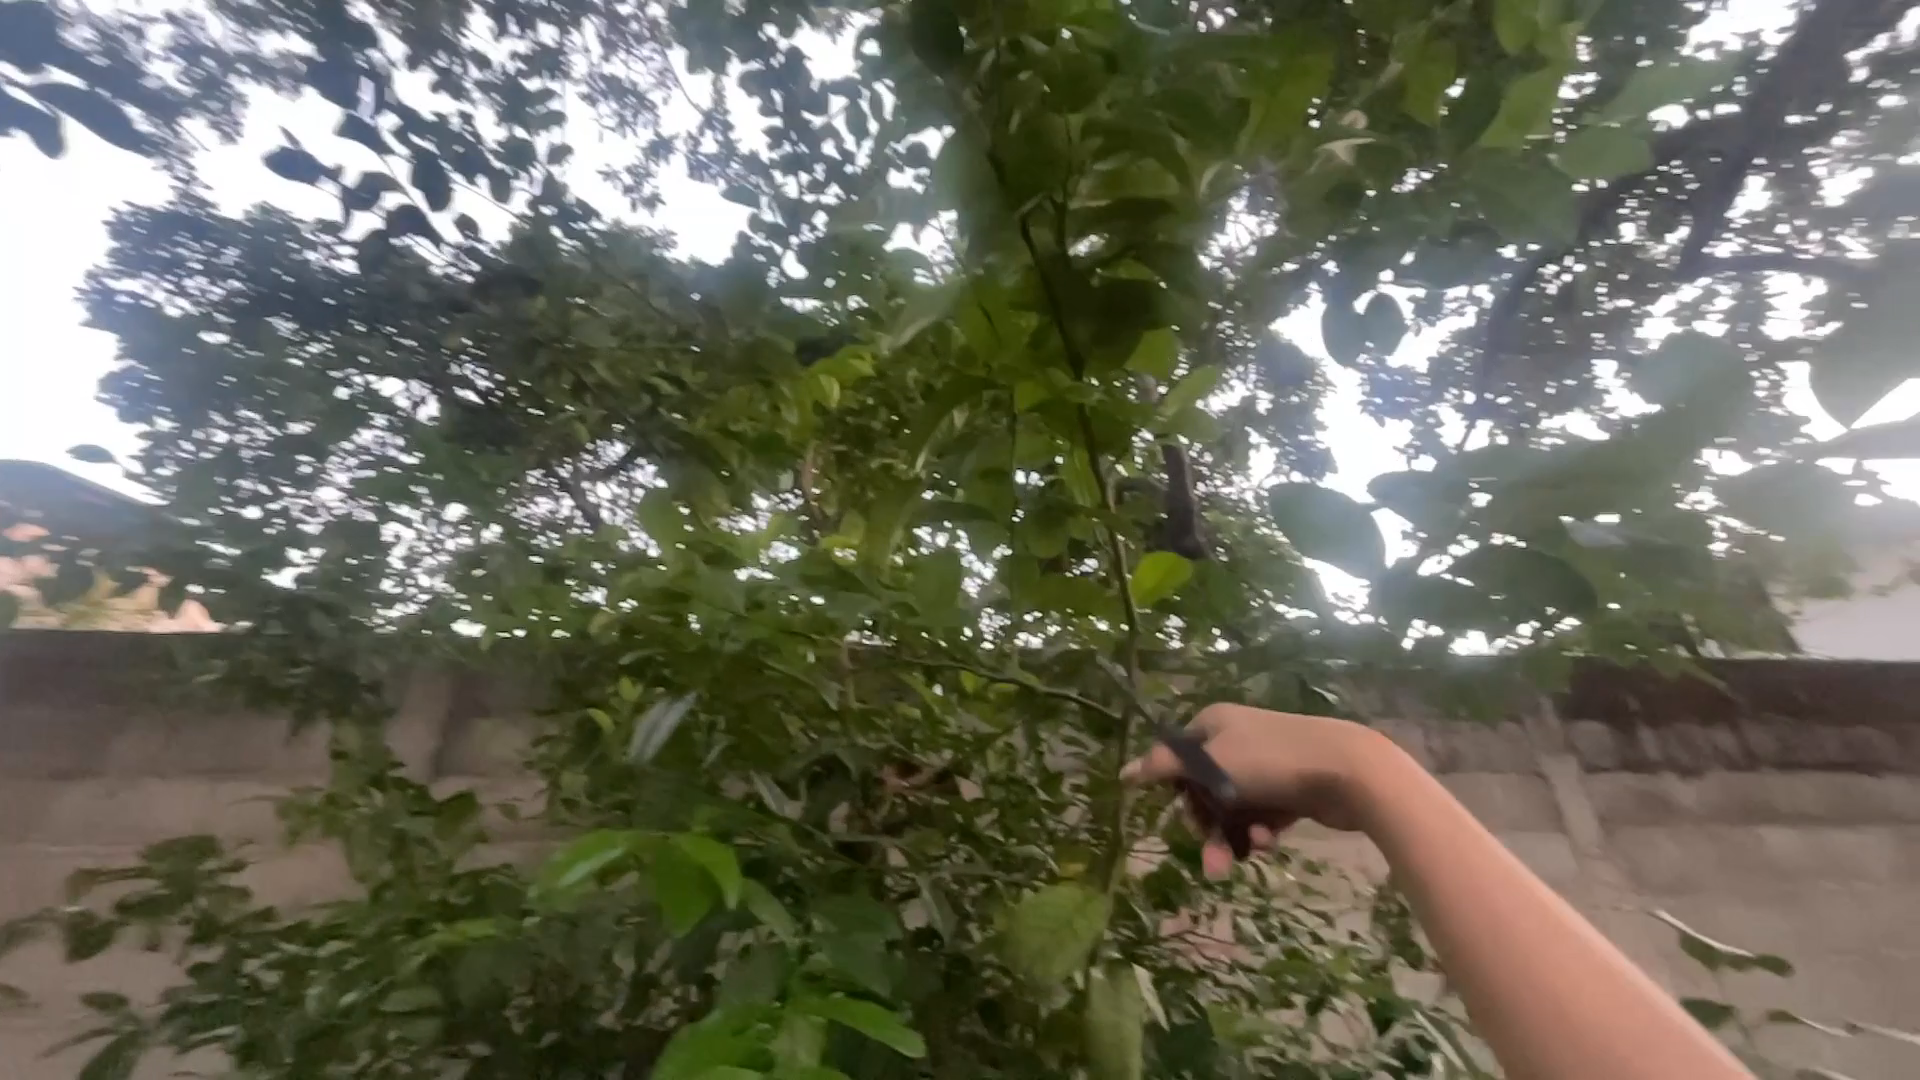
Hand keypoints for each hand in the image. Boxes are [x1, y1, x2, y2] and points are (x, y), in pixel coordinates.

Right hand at [1120, 704, 1388, 875]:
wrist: (1348, 770)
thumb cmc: (1270, 761)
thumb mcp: (1210, 762)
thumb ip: (1163, 767)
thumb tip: (1123, 774)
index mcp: (1213, 724)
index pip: (1178, 755)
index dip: (1175, 787)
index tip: (1180, 814)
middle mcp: (1237, 739)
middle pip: (1205, 786)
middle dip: (1207, 823)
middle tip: (1210, 854)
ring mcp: (1265, 764)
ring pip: (1235, 805)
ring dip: (1232, 834)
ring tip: (1237, 862)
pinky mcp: (1291, 788)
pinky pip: (1263, 813)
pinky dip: (1260, 830)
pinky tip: (1268, 842)